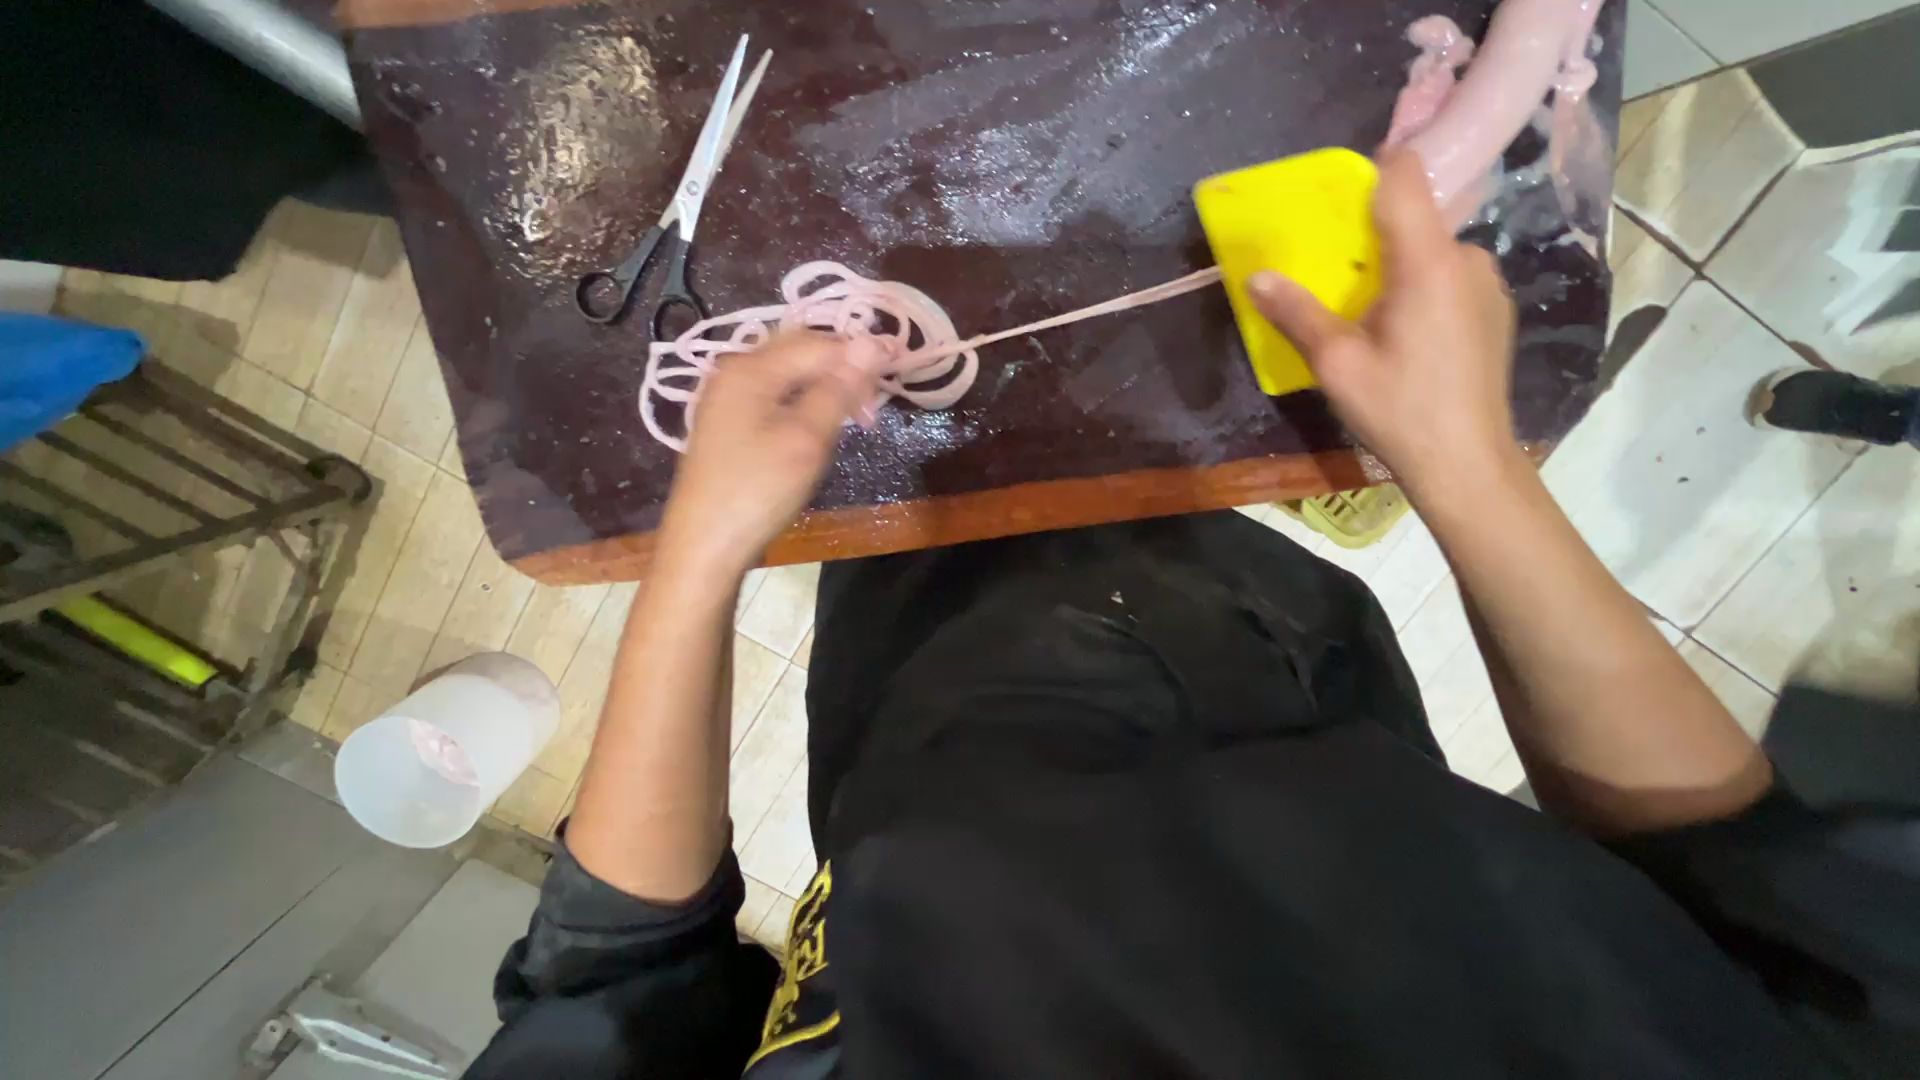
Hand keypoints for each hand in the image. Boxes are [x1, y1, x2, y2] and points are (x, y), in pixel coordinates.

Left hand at [658, 332, 883, 577]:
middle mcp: (735, 372)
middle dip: (842, 369)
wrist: (705, 545)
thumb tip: (872, 343)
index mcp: (751, 368)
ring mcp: (728, 398)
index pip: (817, 344)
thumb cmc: (758, 491)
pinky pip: (775, 397)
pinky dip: (804, 404)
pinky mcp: (729, 423)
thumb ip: (839, 389)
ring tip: (854, 419)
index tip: (894, 380)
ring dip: (826, 388)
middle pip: (800, 352)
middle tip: (873, 406)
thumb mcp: (807, 438)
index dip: (858, 356)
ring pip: (789, 375)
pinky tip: (819, 428)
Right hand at [1247, 150, 1521, 501]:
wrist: (1465, 460)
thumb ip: (1296, 312)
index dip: (1373, 167)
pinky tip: (1403, 338)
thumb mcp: (1335, 364)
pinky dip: (1420, 292)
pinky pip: (1448, 281)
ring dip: (1396, 271)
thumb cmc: (1397, 409)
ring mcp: (1487, 285)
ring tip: (1365, 317)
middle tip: (1333, 276)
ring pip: (1430, 254)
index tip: (1338, 186)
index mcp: (1428, 261)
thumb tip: (1256, 277)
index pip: (1405, 178)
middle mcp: (1466, 258)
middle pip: (1414, 220)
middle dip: (1371, 238)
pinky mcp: (1493, 311)